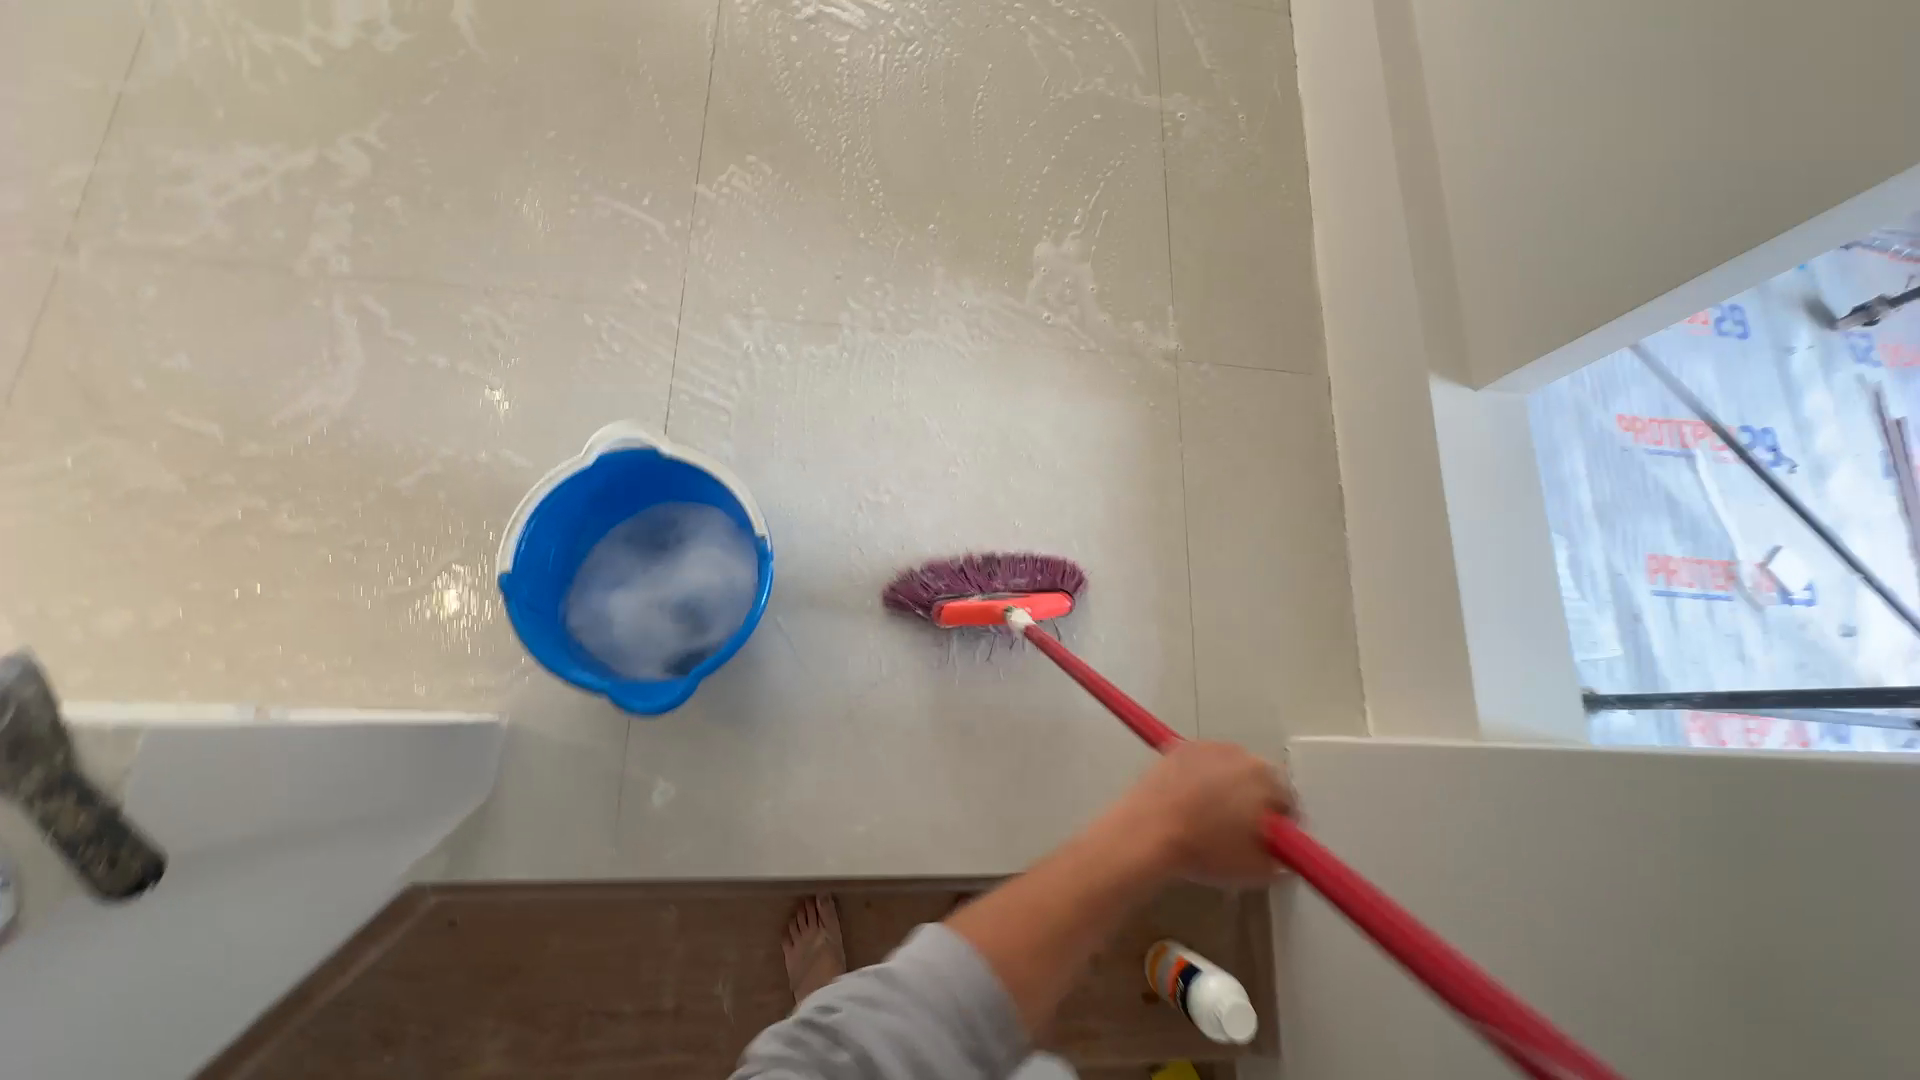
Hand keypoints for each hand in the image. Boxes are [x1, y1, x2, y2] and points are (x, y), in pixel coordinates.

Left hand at [1111, 741, 1290, 883]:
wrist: (1149, 830)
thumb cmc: (1206, 850)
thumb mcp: (1256, 869)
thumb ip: (1280, 859)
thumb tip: (1282, 854)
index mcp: (1267, 780)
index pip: (1288, 801)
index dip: (1279, 824)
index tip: (1269, 840)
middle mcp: (1241, 754)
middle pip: (1259, 778)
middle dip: (1254, 800)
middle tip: (1238, 827)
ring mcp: (1207, 746)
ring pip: (1229, 768)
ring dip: (1227, 785)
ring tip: (1208, 813)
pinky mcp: (1179, 746)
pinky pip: (1201, 762)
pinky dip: (1200, 775)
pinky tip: (1188, 798)